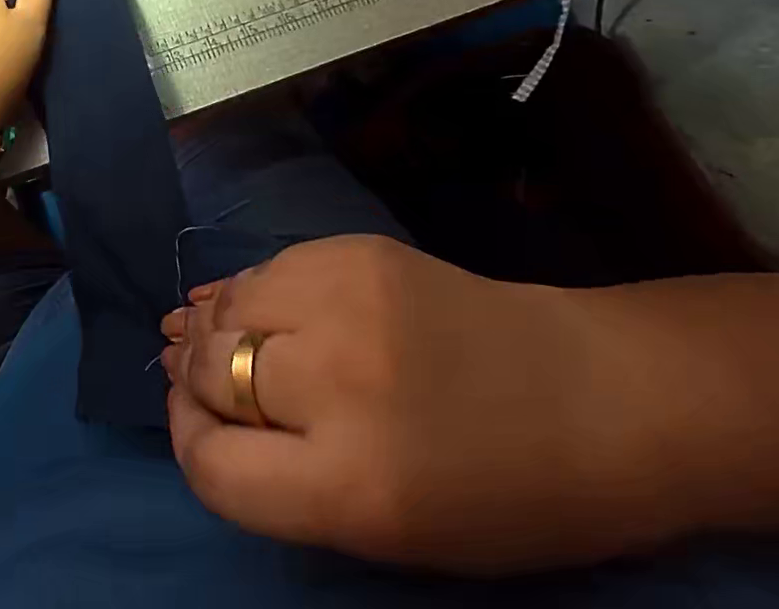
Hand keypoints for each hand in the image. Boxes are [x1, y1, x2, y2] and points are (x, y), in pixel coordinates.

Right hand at [161, 235, 684, 574]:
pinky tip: (250, 302)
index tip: (191, 423)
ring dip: (216, 325)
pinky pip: (270, 268)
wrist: (591, 394)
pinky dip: (249, 290)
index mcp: (349, 485)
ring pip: (231, 304)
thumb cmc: (493, 492)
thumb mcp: (380, 528)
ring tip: (221, 336)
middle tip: (190, 374)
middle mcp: (338, 382)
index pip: (212, 465)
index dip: (187, 442)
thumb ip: (275, 475)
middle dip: (191, 377)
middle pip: (213, 371)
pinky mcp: (360, 250)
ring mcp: (349, 299)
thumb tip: (197, 402)